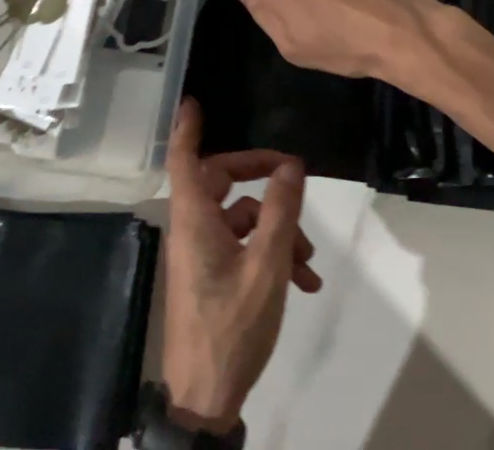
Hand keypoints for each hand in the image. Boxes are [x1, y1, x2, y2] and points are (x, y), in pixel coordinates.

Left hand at [162, 99, 319, 432]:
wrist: (206, 393)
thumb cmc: (233, 324)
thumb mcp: (267, 266)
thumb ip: (281, 212)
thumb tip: (290, 166)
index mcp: (195, 220)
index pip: (184, 160)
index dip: (188, 129)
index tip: (195, 102)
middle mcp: (194, 230)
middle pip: (224, 184)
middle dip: (265, 183)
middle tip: (297, 179)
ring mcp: (202, 256)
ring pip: (243, 220)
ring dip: (279, 231)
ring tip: (309, 264)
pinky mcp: (212, 277)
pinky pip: (244, 248)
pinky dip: (273, 256)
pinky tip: (304, 282)